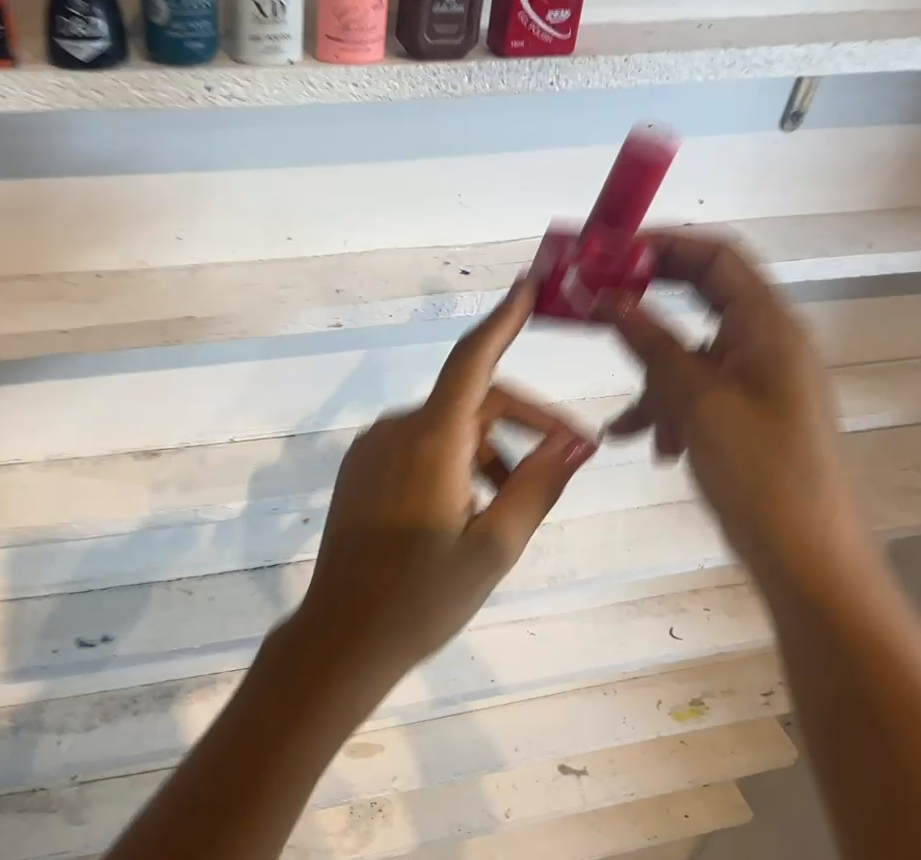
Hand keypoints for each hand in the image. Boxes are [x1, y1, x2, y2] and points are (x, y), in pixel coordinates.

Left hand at [288, 280, 597, 682]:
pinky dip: (454, 461)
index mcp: (431, 438)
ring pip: (448, 429)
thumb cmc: (425, 595)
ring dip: (488, 451)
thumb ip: (540, 481)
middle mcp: (397, 429)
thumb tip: (577, 438)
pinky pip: (418, 447)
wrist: (343, 634)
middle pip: (472, 402)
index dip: (504, 319)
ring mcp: (372, 449)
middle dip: (522, 421)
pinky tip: (468, 510)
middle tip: (567, 457)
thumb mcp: (498, 544)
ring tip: (511, 507)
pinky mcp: (360, 469)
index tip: (529, 286)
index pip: (473, 360)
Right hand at [593, 232, 867, 577]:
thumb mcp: (696, 401)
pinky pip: (697, 392)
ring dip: (652, 375)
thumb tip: (607, 297)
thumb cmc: (760, 470)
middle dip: (645, 303)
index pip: (717, 257)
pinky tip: (645, 442)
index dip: (662, 244)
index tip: (606, 253)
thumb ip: (651, 343)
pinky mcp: (749, 415)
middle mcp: (768, 343)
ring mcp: (760, 381)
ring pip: (690, 353)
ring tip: (626, 420)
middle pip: (701, 298)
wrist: (808, 558)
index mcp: (769, 326)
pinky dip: (667, 408)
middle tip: (593, 303)